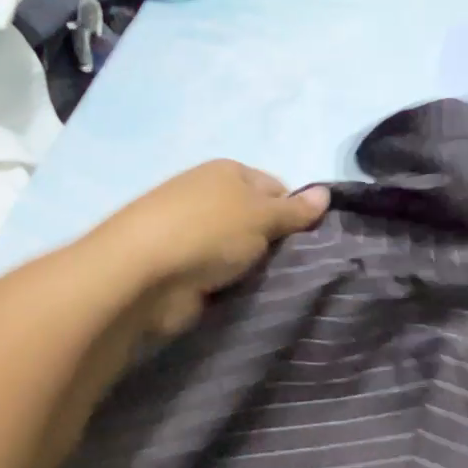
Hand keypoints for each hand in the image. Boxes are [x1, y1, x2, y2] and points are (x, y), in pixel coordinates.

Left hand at [95, 160, 329, 336]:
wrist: (141, 275)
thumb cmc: (208, 232)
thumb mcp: (262, 216)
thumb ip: (295, 210)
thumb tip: (326, 193)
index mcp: (228, 171)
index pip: (277, 187)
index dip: (295, 211)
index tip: (308, 239)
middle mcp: (209, 196)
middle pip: (258, 219)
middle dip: (276, 242)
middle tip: (297, 265)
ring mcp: (191, 232)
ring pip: (240, 249)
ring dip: (254, 266)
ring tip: (274, 285)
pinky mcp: (180, 266)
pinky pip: (220, 273)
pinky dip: (231, 284)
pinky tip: (245, 296)